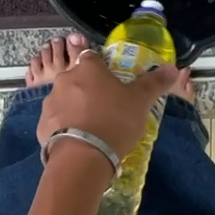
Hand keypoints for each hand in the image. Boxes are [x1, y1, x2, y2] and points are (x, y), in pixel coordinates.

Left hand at [37, 52, 178, 159]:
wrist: (82, 156)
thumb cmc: (114, 121)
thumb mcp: (141, 101)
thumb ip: (155, 82)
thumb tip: (172, 68)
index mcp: (88, 68)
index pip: (93, 58)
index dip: (102, 69)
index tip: (111, 83)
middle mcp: (65, 79)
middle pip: (78, 79)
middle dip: (88, 91)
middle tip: (105, 109)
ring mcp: (50, 102)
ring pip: (65, 101)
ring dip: (75, 109)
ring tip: (92, 129)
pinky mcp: (41, 125)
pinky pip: (56, 122)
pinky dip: (65, 128)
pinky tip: (78, 141)